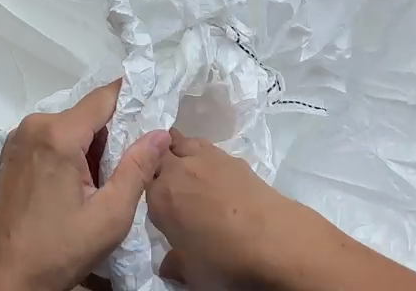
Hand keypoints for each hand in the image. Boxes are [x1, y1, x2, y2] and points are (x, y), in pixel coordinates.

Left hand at [0, 80, 170, 290]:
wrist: (3, 277)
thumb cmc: (58, 250)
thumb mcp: (109, 216)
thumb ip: (138, 169)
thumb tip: (160, 133)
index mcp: (59, 133)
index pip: (104, 97)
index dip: (131, 100)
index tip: (153, 109)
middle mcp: (35, 124)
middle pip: (86, 113)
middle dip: (111, 133)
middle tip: (130, 163)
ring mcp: (19, 136)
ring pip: (68, 126)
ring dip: (89, 145)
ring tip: (102, 181)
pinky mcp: (11, 152)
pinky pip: (49, 137)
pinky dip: (67, 151)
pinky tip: (74, 185)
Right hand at [146, 129, 314, 287]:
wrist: (273, 240)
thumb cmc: (225, 261)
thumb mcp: (193, 274)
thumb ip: (176, 263)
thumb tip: (168, 264)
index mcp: (161, 197)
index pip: (142, 185)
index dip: (150, 194)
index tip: (158, 206)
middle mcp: (178, 169)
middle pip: (159, 155)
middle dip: (159, 164)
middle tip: (167, 183)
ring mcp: (204, 157)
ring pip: (181, 142)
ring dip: (179, 151)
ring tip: (186, 168)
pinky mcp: (229, 155)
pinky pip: (205, 146)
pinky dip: (202, 154)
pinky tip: (211, 172)